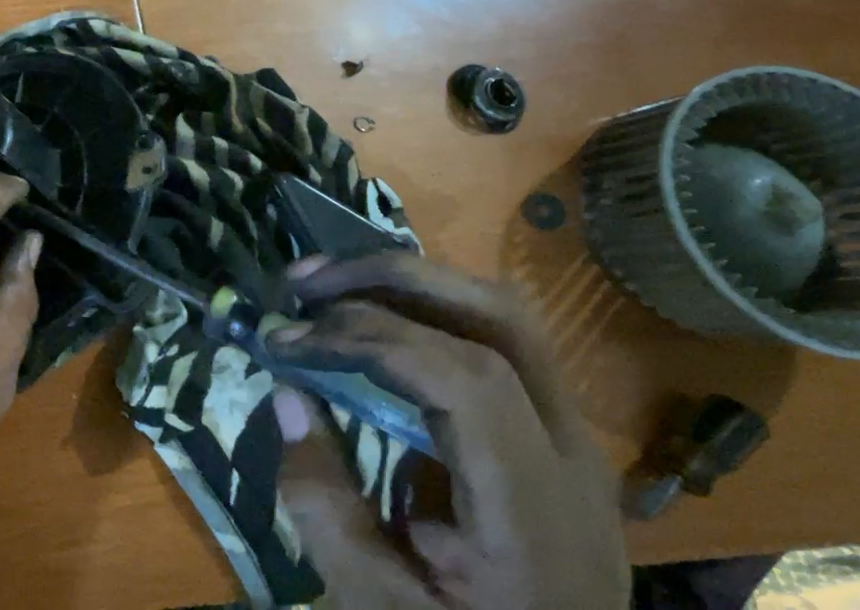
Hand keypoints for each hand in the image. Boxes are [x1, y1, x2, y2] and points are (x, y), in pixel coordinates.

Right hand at [268, 254, 628, 609]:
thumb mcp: (377, 603)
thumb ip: (326, 507)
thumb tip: (288, 395)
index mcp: (537, 508)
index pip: (467, 378)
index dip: (372, 339)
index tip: (288, 343)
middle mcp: (571, 452)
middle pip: (498, 319)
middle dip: (390, 281)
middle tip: (301, 284)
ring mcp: (569, 433)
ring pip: (500, 314)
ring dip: (404, 283)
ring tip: (322, 285)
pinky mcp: (549, 427)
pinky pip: (492, 338)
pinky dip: (421, 308)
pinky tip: (365, 315)